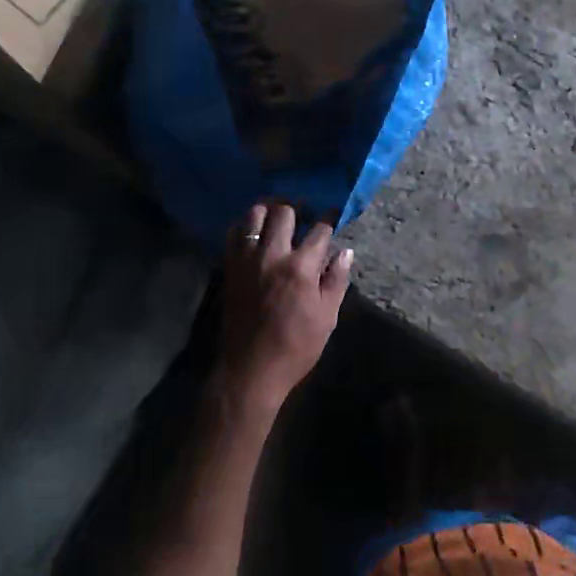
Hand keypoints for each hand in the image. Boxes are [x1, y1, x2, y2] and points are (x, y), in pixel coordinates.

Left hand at [213, 202, 352, 417]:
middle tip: (306, 211)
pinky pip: (234, 234)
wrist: (251, 370)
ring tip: (280, 215)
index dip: (330, 217)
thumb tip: (346, 252)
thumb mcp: (328, 315)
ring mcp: (246, 261)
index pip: (320, 228)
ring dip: (269, 210)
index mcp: (301, 267)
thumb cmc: (297, 345)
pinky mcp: (230, 269)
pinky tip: (256, 232)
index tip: (335, 212)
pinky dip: (245, 226)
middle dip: (298, 206)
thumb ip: (336, 279)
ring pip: (254, 216)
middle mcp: (272, 256)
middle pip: (283, 212)